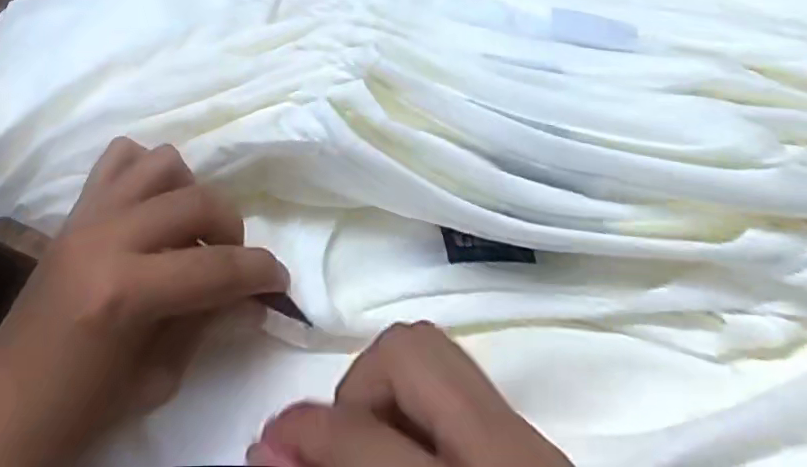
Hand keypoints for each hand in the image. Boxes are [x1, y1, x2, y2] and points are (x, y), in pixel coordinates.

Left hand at [0, 139, 288, 466]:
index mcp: (126, 291)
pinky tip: (152, 209)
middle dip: (231, 228)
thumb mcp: (160, 376)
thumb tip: (254, 296)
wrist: (11, 399)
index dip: (259, 272)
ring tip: (189, 231)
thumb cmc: (86, 403)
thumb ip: (207, 323)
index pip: (214, 265)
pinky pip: (118, 158)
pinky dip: (146, 172)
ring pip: (160, 162)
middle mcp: (107, 237)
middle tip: (233, 261)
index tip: (280, 280)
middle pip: (195, 201)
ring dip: (189, 192)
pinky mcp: (73, 208)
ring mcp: (86, 214)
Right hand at [251, 322, 571, 466]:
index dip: (298, 434)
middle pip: (409, 351)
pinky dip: (418, 412)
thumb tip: (267, 452)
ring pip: (435, 354)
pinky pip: (460, 392)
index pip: (360, 432)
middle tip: (338, 451)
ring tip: (373, 453)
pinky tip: (411, 460)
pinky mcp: (539, 449)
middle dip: (355, 390)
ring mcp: (536, 446)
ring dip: (386, 393)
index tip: (266, 450)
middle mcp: (513, 453)